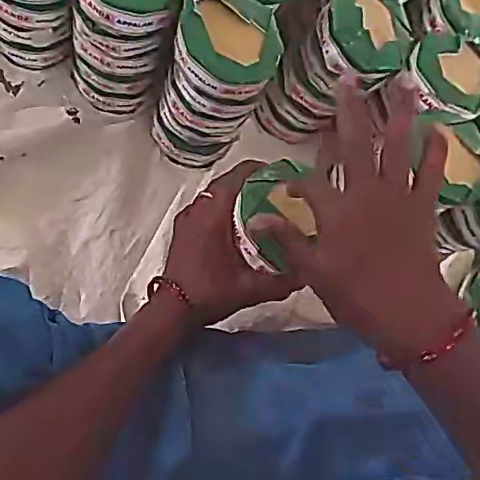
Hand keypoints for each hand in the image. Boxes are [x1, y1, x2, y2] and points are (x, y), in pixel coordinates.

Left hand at [160, 161, 302, 327]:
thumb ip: (281, 281)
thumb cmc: (208, 293)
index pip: (237, 177)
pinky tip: (237, 224)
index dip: (259, 170)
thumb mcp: (250, 288)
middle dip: (250, 181)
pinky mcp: (182, 230)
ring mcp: (187, 218)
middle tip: (275, 189)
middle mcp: (198, 209)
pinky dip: (222, 207)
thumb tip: (306, 275)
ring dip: (235, 194)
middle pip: (226, 182)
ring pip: (214, 194)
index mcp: (213, 213)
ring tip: (260, 204)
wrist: (172, 310)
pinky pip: (205, 207)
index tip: (279, 172)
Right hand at [251, 80, 467, 361]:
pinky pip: (432, 171)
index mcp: (337, 209)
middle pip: (357, 143)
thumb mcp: (314, 271)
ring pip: (399, 146)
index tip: (287, 185)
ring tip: (403, 83)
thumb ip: (288, 239)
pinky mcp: (423, 205)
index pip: (310, 181)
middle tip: (350, 78)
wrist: (409, 313)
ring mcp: (399, 195)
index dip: (295, 179)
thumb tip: (257, 218)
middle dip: (351, 109)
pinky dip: (436, 150)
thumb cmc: (356, 295)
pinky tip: (438, 129)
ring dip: (400, 114)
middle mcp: (367, 192)